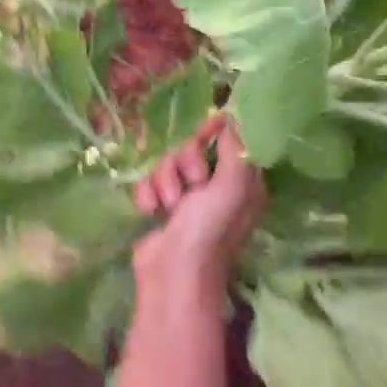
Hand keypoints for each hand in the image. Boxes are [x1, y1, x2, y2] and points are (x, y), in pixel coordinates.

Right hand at [130, 115, 264, 310]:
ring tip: (168, 205)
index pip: (225, 142)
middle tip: (191, 182)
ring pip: (166, 164)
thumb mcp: (233, 186)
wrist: (173, 269)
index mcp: (240, 182)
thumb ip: (234, 149)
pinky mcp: (158, 205)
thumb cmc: (209, 229)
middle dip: (184, 162)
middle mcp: (214, 186)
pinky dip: (146, 194)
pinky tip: (150, 210)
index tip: (202, 130)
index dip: (211, 135)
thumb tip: (231, 117)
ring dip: (163, 181)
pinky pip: (147, 181)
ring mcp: (184, 197)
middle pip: (190, 149)